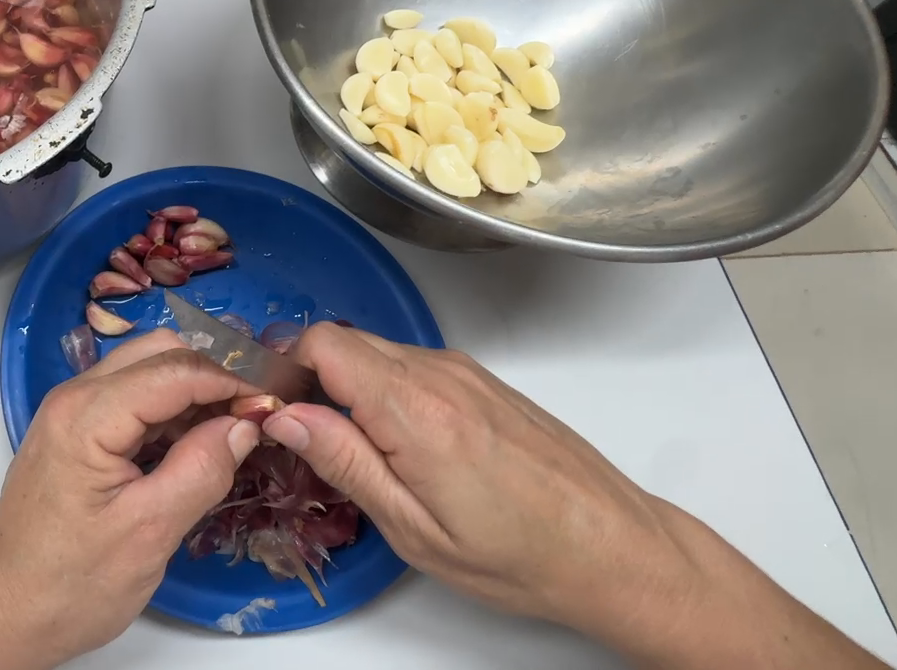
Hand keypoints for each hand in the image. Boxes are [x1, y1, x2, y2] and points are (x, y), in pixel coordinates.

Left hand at [0, 330, 259, 669]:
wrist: (4, 612)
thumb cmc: (70, 583)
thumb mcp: (148, 533)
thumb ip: (201, 470)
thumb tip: (246, 424)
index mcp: (87, 414)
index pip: (173, 369)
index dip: (230, 378)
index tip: (276, 400)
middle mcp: (74, 395)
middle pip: (157, 352)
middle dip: (213, 370)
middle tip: (260, 406)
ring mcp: (71, 410)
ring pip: (144, 369)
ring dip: (193, 386)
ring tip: (240, 420)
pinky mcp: (75, 430)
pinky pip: (130, 396)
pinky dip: (170, 406)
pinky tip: (200, 435)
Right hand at [261, 326, 886, 669]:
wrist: (621, 552)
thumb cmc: (518, 556)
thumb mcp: (412, 529)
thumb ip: (342, 460)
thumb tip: (281, 415)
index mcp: (413, 407)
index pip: (321, 342)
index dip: (285, 366)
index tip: (276, 406)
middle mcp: (436, 371)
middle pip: (341, 341)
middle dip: (310, 376)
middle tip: (307, 431)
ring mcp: (460, 369)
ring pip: (373, 350)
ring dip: (346, 382)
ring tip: (357, 443)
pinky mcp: (478, 376)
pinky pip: (407, 362)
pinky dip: (382, 385)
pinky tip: (399, 438)